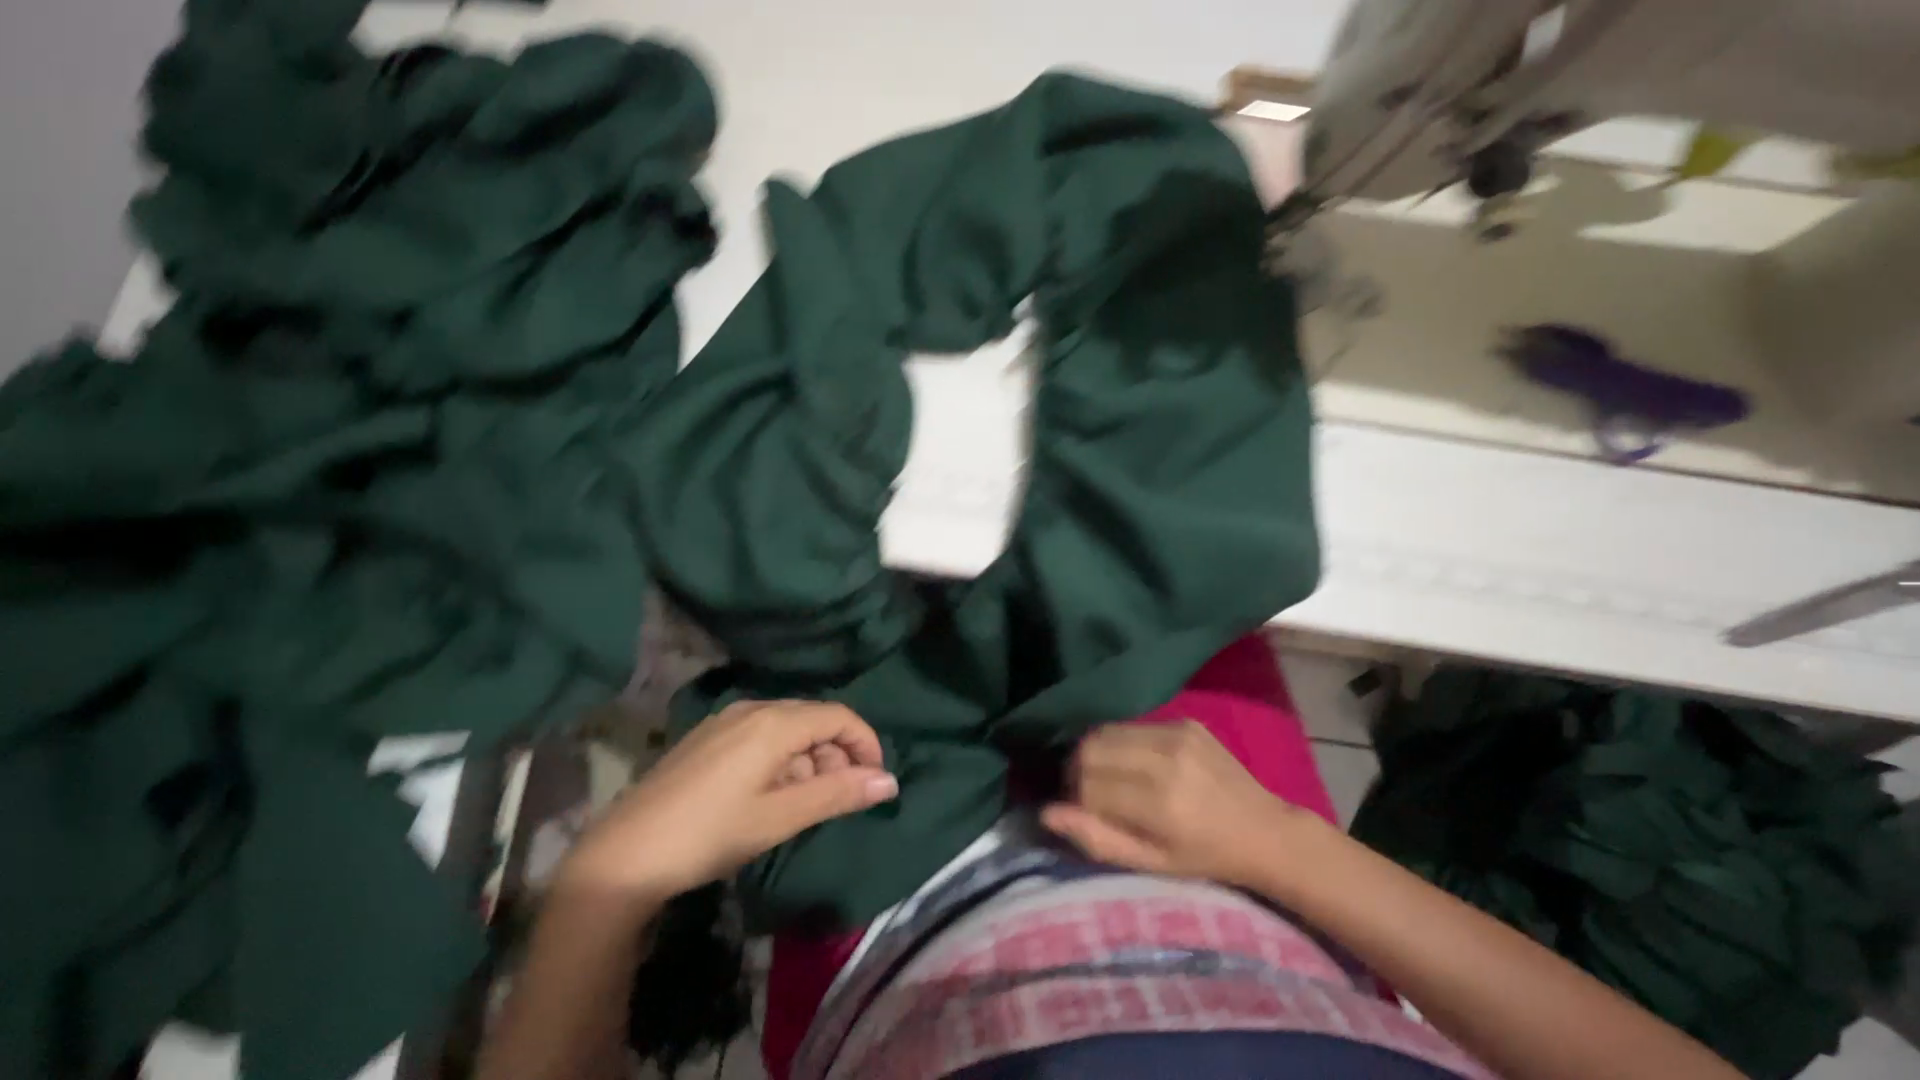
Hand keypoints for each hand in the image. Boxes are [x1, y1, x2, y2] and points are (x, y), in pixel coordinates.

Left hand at [560, 700, 897, 901]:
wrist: (625, 854)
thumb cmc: (710, 834)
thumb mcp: (780, 818)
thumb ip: (837, 794)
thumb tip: (889, 781)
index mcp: (772, 722)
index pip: (838, 716)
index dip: (866, 744)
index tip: (876, 783)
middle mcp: (750, 710)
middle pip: (812, 719)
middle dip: (838, 754)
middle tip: (841, 800)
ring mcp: (723, 722)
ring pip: (786, 729)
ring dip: (809, 760)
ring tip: (805, 805)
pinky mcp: (705, 740)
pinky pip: (759, 737)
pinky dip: (780, 761)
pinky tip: (770, 797)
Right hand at [1041, 720, 1319, 887]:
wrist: (1264, 830)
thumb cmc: (1204, 858)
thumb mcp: (1150, 864)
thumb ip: (1097, 839)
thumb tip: (1047, 813)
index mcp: (1159, 803)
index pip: (1086, 786)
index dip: (1076, 801)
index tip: (1084, 815)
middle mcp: (1166, 760)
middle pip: (1089, 749)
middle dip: (1078, 771)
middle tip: (1088, 793)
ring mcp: (1177, 734)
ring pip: (1105, 732)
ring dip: (1096, 754)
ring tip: (1108, 778)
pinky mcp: (1185, 721)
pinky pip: (1131, 726)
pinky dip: (1122, 745)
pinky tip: (1136, 766)